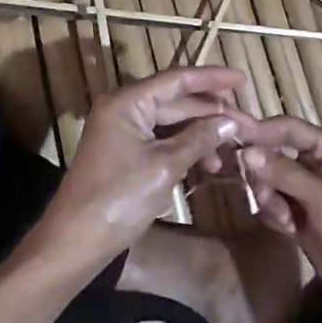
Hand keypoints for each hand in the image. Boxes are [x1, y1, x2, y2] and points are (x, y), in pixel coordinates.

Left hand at [39, 67, 246, 263]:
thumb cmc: (119, 198)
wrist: (73, 244)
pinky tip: (210, 163)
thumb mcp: (166, 165)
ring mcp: (124, 131)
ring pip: (175, 122)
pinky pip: (165, 139)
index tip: (243, 79)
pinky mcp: (126, 152)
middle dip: (214, 112)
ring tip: (233, 147)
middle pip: (179, 100)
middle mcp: (125, 108)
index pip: (179, 79)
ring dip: (204, 133)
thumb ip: (201, 137)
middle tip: (248, 124)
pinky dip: (188, 147)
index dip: (214, 78)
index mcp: (129, 102)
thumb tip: (233, 121)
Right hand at [242, 117, 321, 306]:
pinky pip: (272, 203)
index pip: (291, 129)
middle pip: (275, 154)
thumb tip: (246, 151)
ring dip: (270, 199)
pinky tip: (288, 229)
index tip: (234, 139)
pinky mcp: (298, 213)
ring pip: (269, 180)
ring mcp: (307, 189)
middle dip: (266, 175)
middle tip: (263, 195)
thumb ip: (284, 173)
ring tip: (285, 220)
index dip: (263, 131)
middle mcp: (318, 163)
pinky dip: (273, 214)